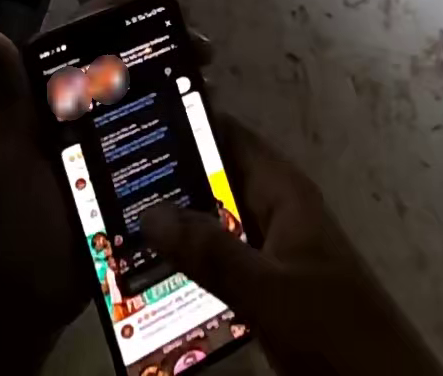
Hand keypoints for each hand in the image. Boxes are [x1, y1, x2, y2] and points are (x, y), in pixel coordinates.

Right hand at [142, 117, 442, 375]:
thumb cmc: (334, 327)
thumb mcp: (268, 289)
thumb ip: (210, 251)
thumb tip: (149, 211)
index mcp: (280, 188)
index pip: (226, 133)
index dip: (184, 119)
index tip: (133, 115)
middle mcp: (272, 206)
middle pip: (213, 175)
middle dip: (167, 172)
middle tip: (109, 170)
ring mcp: (269, 245)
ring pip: (212, 218)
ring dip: (174, 218)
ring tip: (117, 213)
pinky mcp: (265, 282)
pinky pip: (218, 255)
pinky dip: (188, 255)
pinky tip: (150, 265)